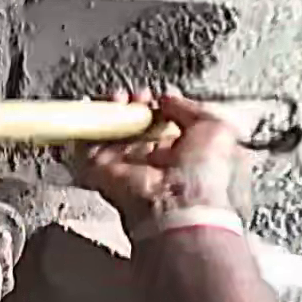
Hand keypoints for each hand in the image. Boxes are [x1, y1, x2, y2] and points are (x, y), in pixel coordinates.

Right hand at [78, 91, 246, 232]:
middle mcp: (150, 160)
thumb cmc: (206, 174)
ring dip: (111, 111)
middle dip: (132, 106)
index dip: (157, 107)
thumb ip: (189, 108)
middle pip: (132, 126)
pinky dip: (87, 125)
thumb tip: (166, 98)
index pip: (161, 124)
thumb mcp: (217, 128)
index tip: (156, 96)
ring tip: (119, 98)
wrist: (177, 205)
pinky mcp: (98, 169)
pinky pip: (84, 144)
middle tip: (136, 96)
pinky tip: (100, 110)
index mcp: (181, 153)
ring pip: (108, 131)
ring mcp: (123, 165)